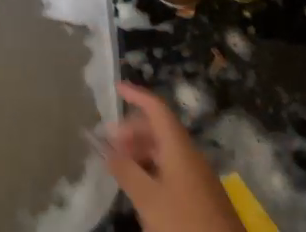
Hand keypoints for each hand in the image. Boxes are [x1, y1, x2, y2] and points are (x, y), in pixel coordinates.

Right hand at [102, 83, 244, 231]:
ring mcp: (197, 174)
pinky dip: (152, 166)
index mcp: (179, 147)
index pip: (157, 108)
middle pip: (159, 129)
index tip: (116, 87)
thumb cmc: (183, 221)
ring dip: (141, 150)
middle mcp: (190, 154)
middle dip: (133, 129)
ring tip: (121, 164)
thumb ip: (125, 170)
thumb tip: (104, 146)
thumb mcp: (148, 199)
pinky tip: (141, 184)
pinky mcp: (200, 193)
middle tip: (110, 142)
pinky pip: (172, 167)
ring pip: (165, 150)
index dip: (136, 95)